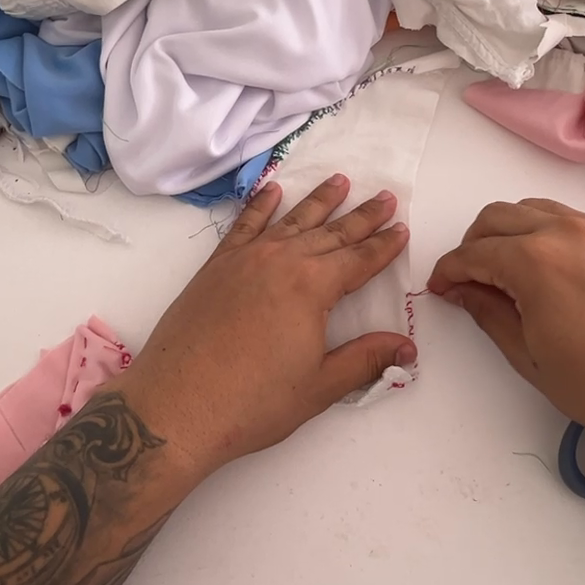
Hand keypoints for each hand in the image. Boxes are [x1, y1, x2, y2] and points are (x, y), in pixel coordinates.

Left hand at [115, 175, 414, 479]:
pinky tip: (273, 191)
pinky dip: (261, 205)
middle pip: (331, 232)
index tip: (401, 227)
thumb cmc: (252, 401)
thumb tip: (408, 347)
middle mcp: (282, 261)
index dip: (383, 245)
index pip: (359, 259)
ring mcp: (246, 259)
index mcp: (312, 286)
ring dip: (318, 200)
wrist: (176, 404)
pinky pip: (245, 224)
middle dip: (361, 216)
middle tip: (384, 197)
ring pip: (291, 221)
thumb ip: (365, 359)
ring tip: (340, 180)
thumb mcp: (319, 386)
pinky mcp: (217, 265)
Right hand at [426, 198, 584, 470]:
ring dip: (508, 232)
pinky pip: (568, 218)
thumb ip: (488, 313)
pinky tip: (547, 267)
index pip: (473, 253)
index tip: (441, 287)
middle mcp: (564, 231)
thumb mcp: (529, 357)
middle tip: (468, 279)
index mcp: (533, 261)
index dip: (449, 271)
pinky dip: (543, 231)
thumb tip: (464, 290)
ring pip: (532, 209)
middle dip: (473, 245)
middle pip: (497, 217)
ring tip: (505, 270)